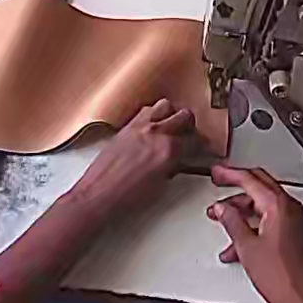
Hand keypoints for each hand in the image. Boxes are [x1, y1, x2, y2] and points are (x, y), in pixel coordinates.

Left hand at [63, 99, 202, 221]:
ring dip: (171, 114)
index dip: (203, 145)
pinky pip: (146, 111)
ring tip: (171, 125)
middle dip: (191, 125)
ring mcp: (140, 126)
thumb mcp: (161, 185)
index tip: (203, 147)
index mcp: (168, 150)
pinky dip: (153, 115)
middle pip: (185, 115)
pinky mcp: (127, 126)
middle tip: (191, 134)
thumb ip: (174, 166)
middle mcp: (156, 133)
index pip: (195, 140)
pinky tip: (152, 127)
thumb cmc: (125, 197)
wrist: (98, 195)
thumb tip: (180, 160)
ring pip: (166, 105)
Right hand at [206, 165, 302, 302]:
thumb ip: (232, 222)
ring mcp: (295, 220)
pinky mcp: (295, 233)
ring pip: (264, 204)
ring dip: (243, 209)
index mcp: (278, 205)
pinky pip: (271, 218)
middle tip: (220, 182)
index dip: (230, 174)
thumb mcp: (247, 247)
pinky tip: (238, 240)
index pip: (250, 179)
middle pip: (259, 185)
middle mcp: (290, 208)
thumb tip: (222, 208)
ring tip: (223, 218)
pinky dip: (254, 223)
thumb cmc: (284, 278)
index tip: (217, 172)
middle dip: (237, 185)